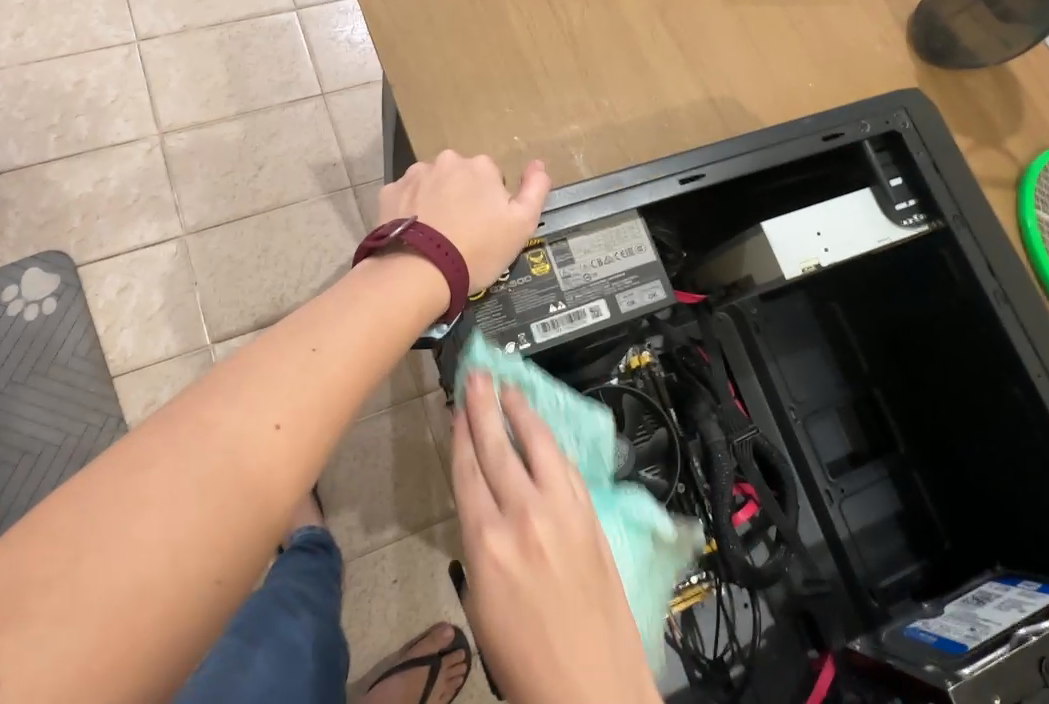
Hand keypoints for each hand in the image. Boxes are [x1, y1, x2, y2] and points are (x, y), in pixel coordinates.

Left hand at [378, 152, 549, 287]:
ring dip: (436, 200)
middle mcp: (447, 161)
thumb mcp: (522, 225)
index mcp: (481, 166)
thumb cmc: (478, 250)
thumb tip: (538, 164)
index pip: (492, 177)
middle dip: (462, 196)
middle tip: (462, 231)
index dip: (492, 202)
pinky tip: (415, 233)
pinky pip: (406, 196)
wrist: (419, 271)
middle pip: (460, 176)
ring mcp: (414, 175)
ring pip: (432, 183)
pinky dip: (411, 209)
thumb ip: (536, 190)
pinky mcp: (389, 192)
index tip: (487, 226)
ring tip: (436, 234)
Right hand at [450, 373, 659, 703]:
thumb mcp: (480, 601)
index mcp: (486, 541)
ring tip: (510, 389)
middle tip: (478, 375)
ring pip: (537, 447)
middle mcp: (523, 515)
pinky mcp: (590, 518)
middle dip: (485, 407)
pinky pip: (566, 468)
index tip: (456, 406)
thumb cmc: (524, 658)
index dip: (460, 433)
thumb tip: (482, 509)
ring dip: (522, 414)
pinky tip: (545, 432)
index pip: (468, 469)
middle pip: (498, 448)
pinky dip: (552, 444)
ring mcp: (562, 512)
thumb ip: (480, 545)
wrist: (592, 685)